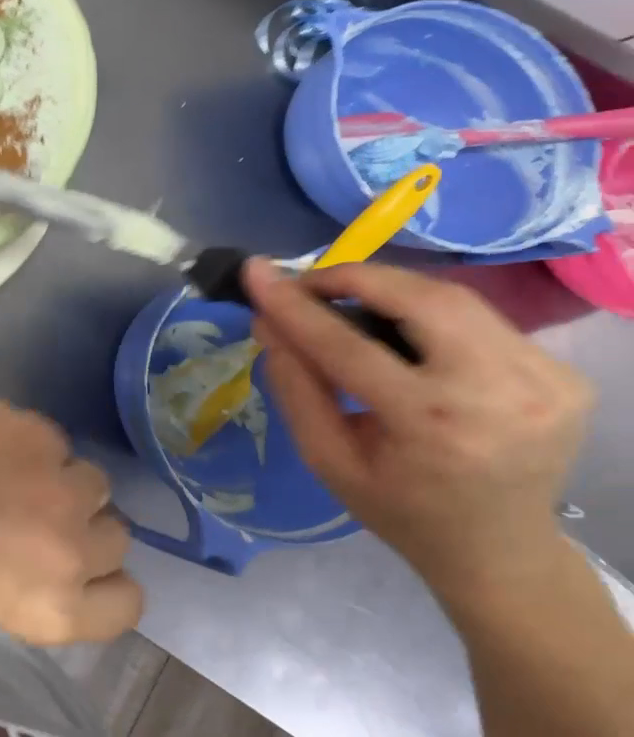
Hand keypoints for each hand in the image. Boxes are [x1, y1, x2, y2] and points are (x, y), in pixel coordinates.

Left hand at [0, 398, 140, 643]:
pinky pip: (55, 440)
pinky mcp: (41, 436)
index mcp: (58, 610)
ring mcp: (63, 489)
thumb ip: (41, 587)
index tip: (73, 559)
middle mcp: (76, 554)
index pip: (128, 601)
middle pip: (115, 535)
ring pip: (94, 482)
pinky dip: (29, 441)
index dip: (102, 576)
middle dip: (80, 523)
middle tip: (31, 509)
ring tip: (8, 471)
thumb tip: (63, 561)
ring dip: (61, 478)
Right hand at [245, 259, 593, 597]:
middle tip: (307, 284)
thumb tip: (265, 319)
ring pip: (452, 299)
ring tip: (344, 300)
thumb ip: (294, 383)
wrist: (500, 549)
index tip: (255, 272)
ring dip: (389, 289)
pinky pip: (479, 318)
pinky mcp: (566, 374)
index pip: (348, 344)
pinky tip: (400, 329)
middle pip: (420, 300)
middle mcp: (501, 394)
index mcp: (434, 426)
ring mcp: (546, 381)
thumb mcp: (324, 456)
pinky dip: (427, 311)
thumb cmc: (397, 508)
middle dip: (353, 277)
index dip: (294, 305)